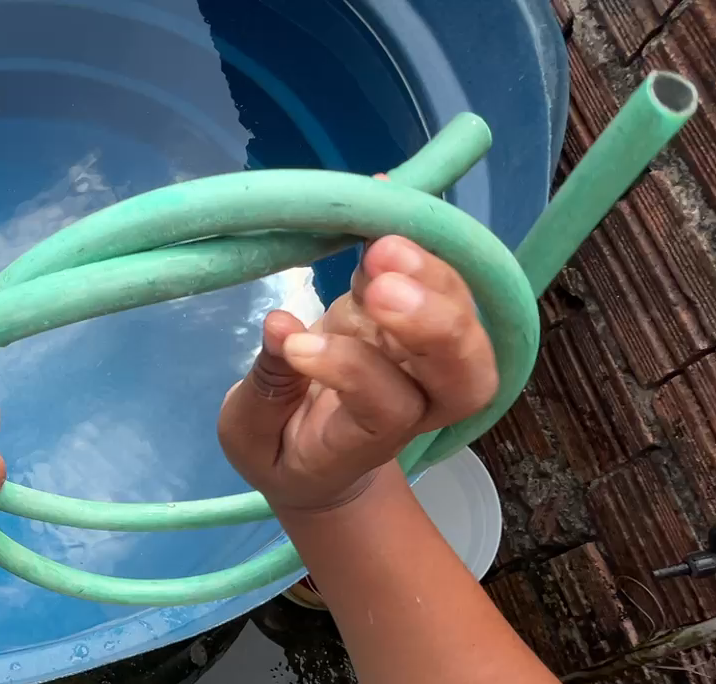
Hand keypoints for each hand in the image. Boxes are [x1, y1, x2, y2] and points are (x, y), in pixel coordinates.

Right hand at [218, 235, 496, 517]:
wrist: (320, 458)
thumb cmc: (280, 454)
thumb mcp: (252, 437)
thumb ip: (269, 390)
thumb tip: (279, 325)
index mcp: (367, 443)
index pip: (389, 407)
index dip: (351, 371)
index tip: (297, 348)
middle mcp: (416, 403)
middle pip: (463, 370)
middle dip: (434, 324)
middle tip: (384, 285)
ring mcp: (422, 358)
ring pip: (461, 317)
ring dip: (429, 272)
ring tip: (381, 243)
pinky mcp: (411, 317)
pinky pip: (435, 276)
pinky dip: (417, 237)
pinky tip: (385, 193)